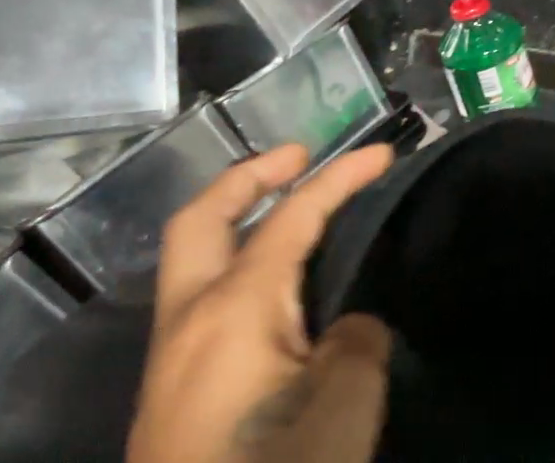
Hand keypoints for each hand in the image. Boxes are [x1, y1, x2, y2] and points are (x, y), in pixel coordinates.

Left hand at [127, 143, 395, 462]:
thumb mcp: (344, 402)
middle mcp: (189, 319)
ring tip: (291, 210)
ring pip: (193, 260)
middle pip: (201, 221)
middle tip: (300, 156)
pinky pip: (203, 297)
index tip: (382, 152)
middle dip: (249, 176)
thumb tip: (343, 327)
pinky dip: (238, 261)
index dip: (339, 177)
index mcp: (233, 308)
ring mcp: (172, 358)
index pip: (291, 217)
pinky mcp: (173, 393)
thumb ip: (355, 339)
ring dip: (239, 220)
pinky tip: (275, 285)